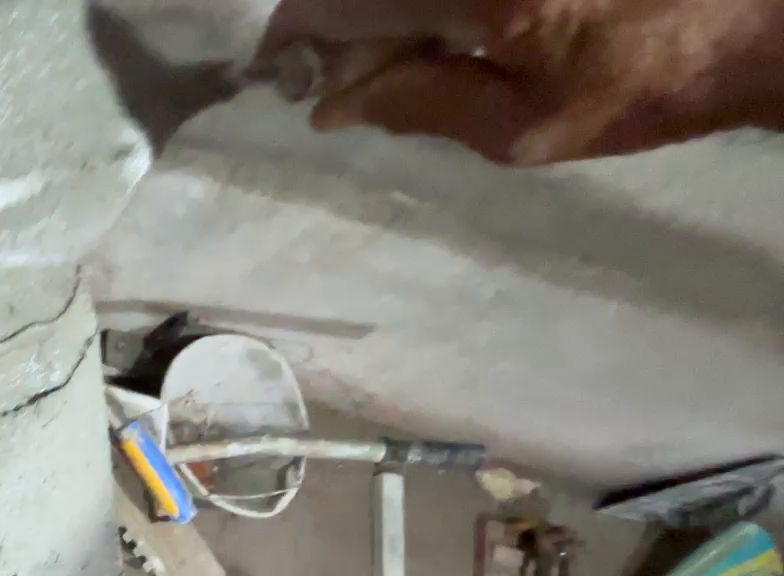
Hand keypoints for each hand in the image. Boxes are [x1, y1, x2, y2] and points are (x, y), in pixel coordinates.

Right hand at [255, 0, 783, 163]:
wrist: (776, 20)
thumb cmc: (647, 86)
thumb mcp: (517, 127)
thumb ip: (417, 105)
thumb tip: (332, 105)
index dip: (294, 32)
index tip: (277, 69)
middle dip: (335, 21)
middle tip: (338, 74)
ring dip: (377, 13)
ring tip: (390, 58)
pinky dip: (417, 9)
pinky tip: (435, 35)